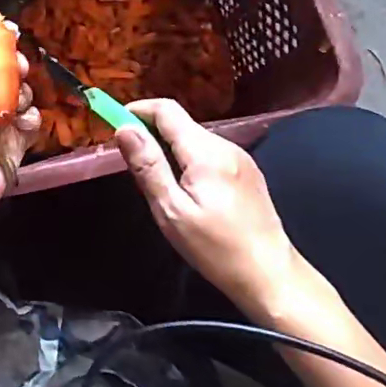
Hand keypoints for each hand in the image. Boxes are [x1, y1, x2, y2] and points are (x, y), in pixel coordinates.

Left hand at [0, 23, 39, 231]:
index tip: (9, 32)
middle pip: (6, 75)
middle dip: (15, 67)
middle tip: (18, 66)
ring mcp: (0, 123)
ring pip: (22, 95)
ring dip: (23, 94)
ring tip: (16, 103)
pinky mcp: (16, 142)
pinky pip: (32, 121)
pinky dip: (30, 118)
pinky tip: (22, 122)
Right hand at [115, 99, 305, 320]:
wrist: (272, 276)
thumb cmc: (216, 249)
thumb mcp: (171, 211)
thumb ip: (147, 166)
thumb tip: (124, 128)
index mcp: (205, 152)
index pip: (166, 110)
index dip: (137, 110)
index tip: (113, 123)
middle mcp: (225, 145)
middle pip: (180, 124)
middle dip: (151, 132)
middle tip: (132, 162)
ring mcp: (240, 158)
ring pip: (194, 139)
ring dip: (168, 147)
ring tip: (157, 182)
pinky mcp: (247, 172)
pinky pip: (208, 153)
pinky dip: (187, 159)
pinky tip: (185, 190)